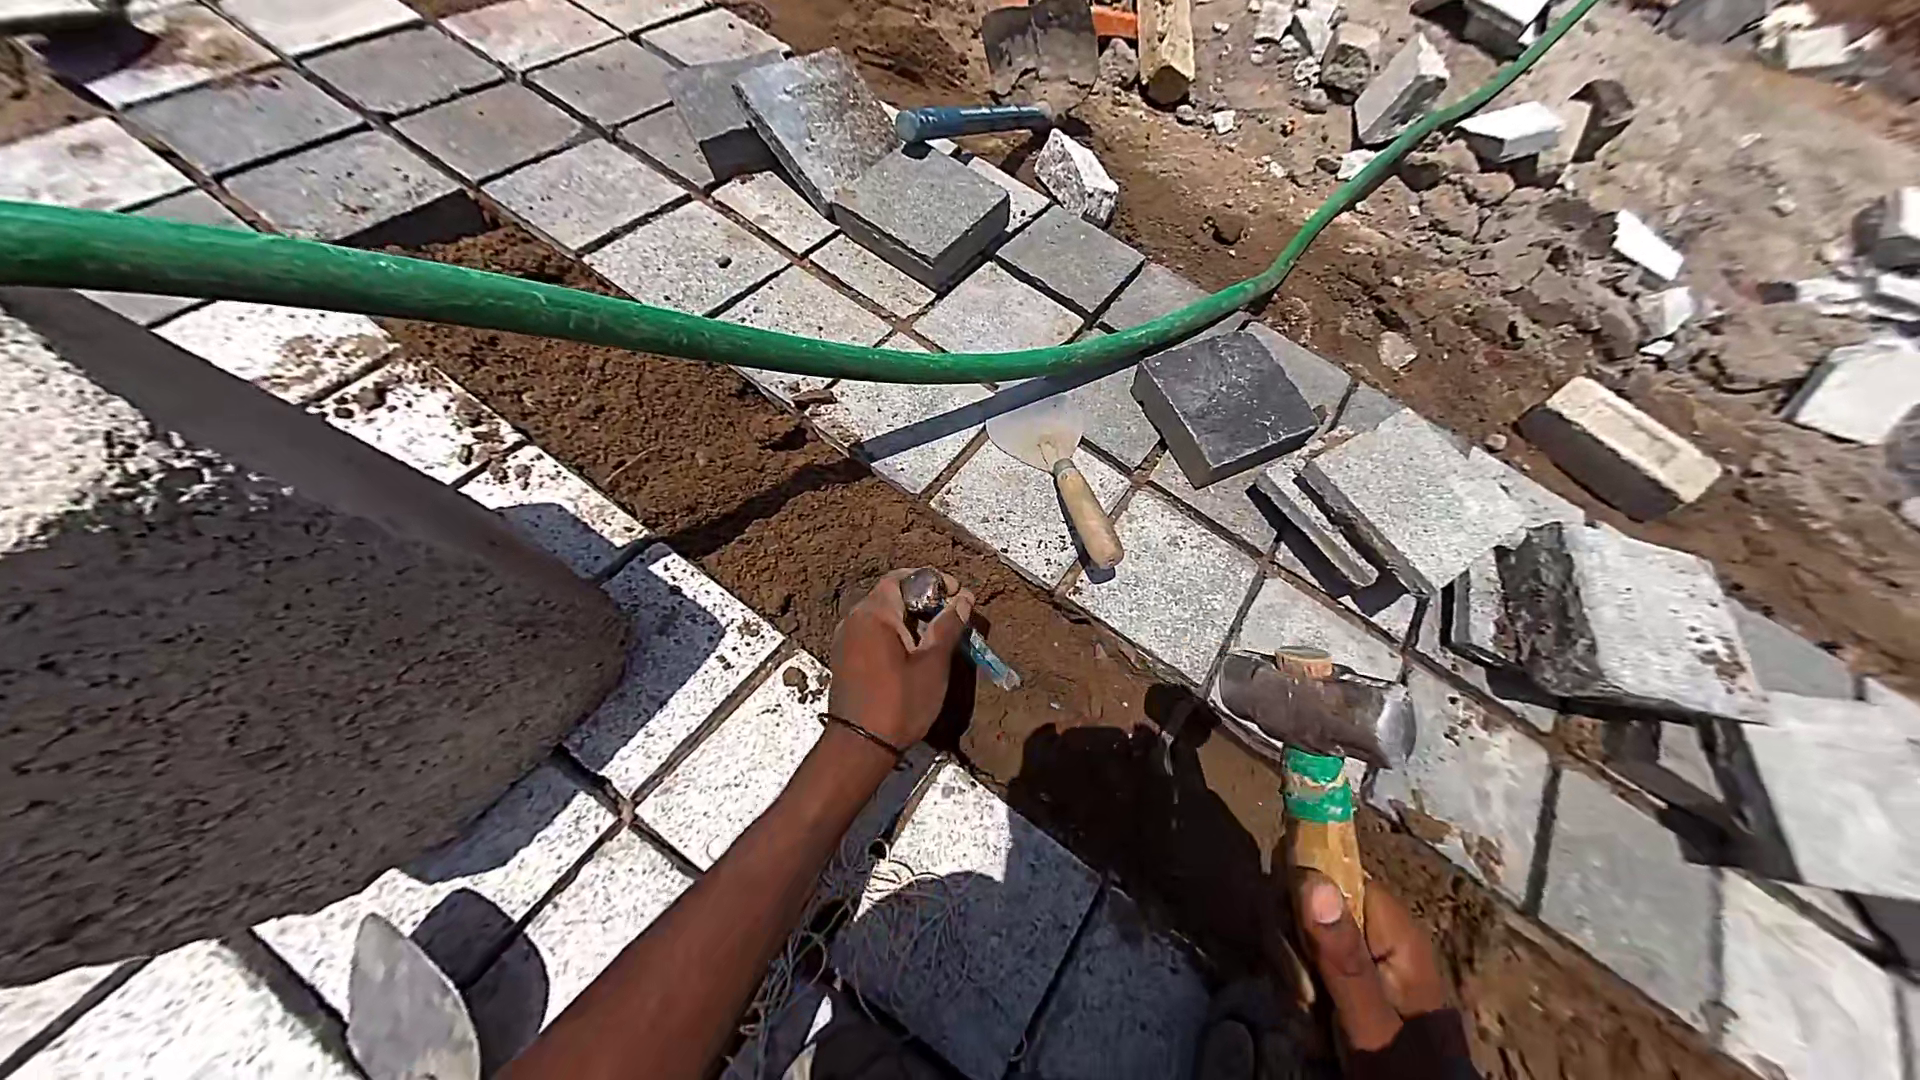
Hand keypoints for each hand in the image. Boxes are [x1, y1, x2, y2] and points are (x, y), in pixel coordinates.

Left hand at [827, 569, 974, 750]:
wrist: (860, 747)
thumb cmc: (900, 703)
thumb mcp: (933, 663)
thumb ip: (948, 625)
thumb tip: (963, 598)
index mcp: (873, 613)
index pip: (902, 578)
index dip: (933, 581)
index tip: (957, 595)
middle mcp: (854, 620)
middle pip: (892, 595)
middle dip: (925, 602)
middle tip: (952, 618)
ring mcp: (846, 640)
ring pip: (884, 616)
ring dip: (912, 620)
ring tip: (938, 638)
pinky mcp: (845, 659)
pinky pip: (873, 634)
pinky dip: (896, 635)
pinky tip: (915, 655)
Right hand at [1295, 874, 1471, 1074]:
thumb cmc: (1406, 1073)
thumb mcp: (1373, 1024)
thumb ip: (1343, 956)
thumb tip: (1311, 878)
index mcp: (1390, 926)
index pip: (1327, 867)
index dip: (1296, 888)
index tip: (1287, 932)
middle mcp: (1371, 926)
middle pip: (1300, 895)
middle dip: (1286, 942)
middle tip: (1302, 995)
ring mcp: (1353, 949)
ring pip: (1290, 927)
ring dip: (1286, 971)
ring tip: (1309, 1020)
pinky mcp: (1338, 971)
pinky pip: (1294, 956)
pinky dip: (1290, 988)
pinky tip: (1307, 1022)